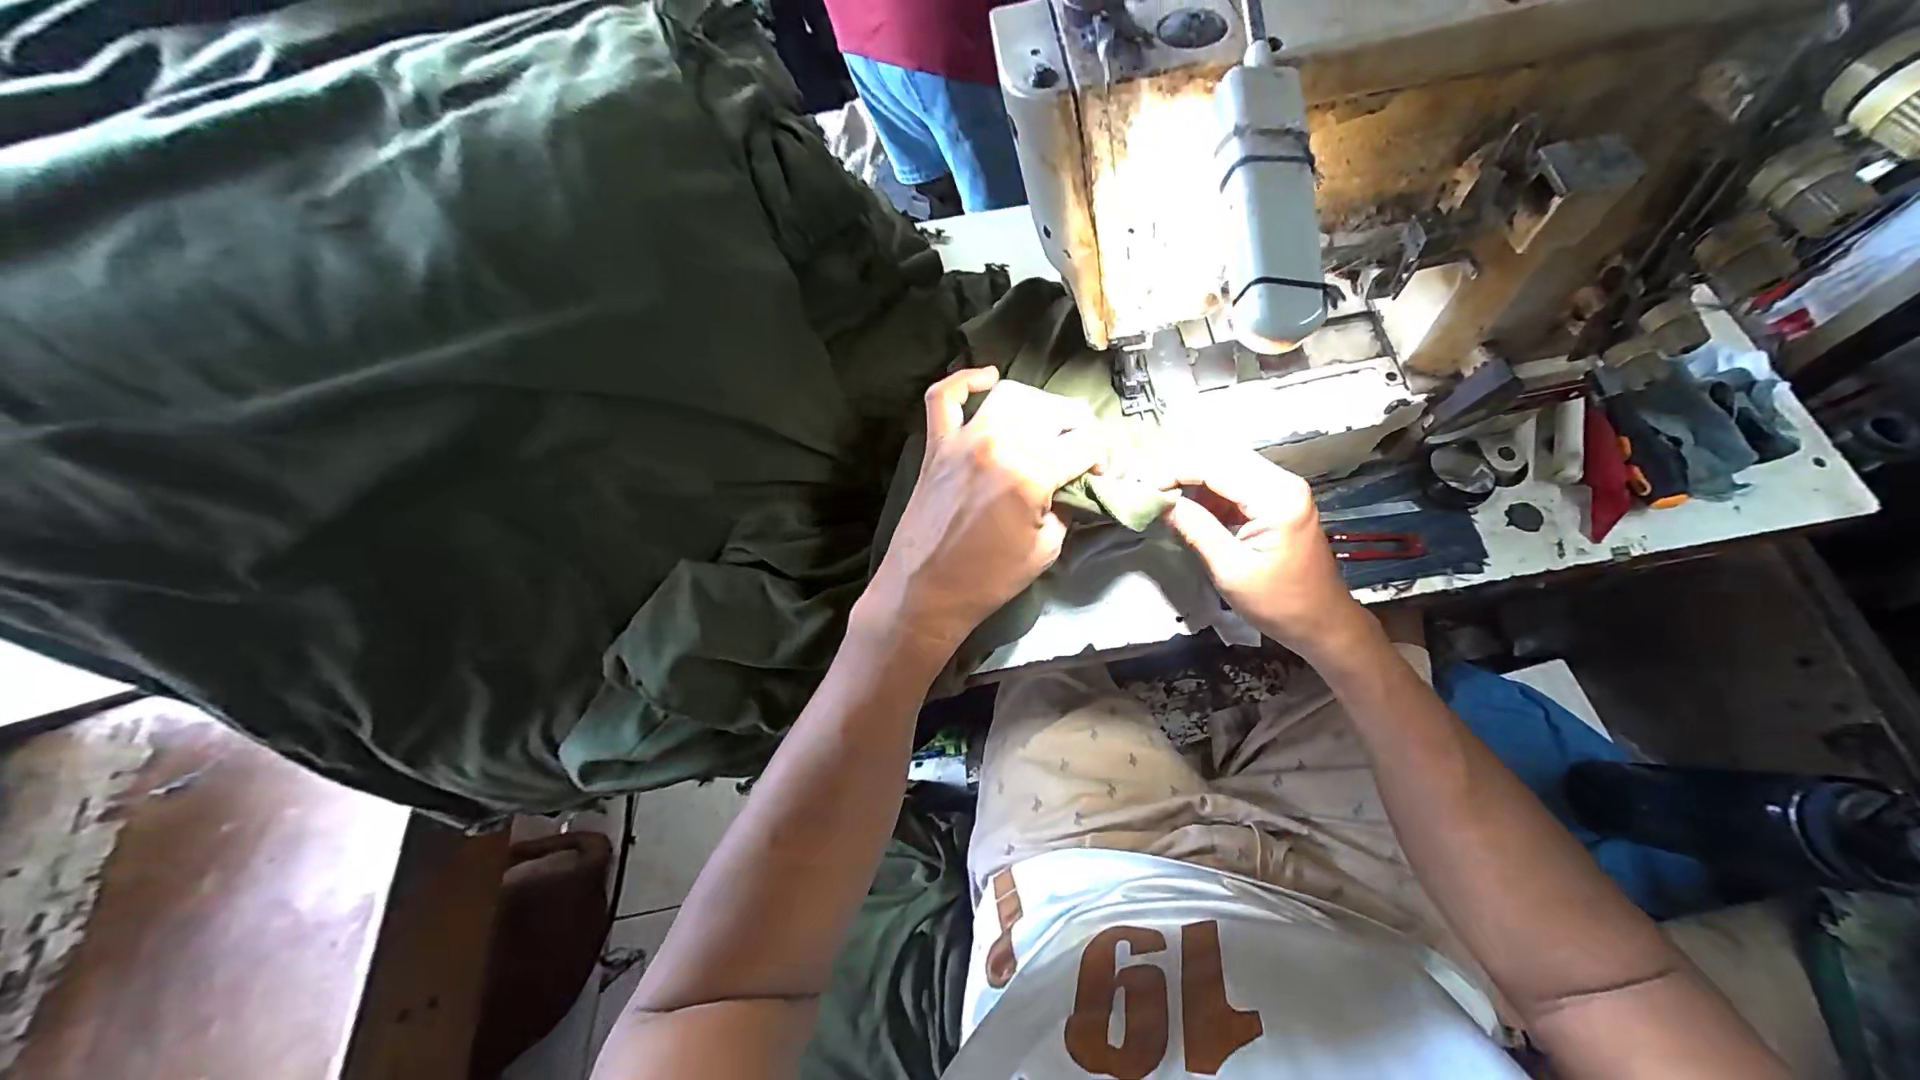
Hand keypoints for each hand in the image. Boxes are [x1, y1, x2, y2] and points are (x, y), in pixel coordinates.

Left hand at [859, 368, 1103, 657]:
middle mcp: (998, 444)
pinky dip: (965, 381)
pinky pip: (945, 397)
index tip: (1099, 475)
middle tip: (1080, 454)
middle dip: (1078, 430)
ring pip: (1010, 397)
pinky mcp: (937, 445)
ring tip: (1048, 429)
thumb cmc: (987, 579)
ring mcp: (963, 440)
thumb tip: (1077, 486)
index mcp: (1031, 472)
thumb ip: (1068, 508)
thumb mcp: (1046, 549)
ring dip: (1038, 407)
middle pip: (1053, 413)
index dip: (1101, 458)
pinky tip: (987, 378)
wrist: (924, 591)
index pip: (1085, 444)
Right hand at [1163, 446, 1373, 658]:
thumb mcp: (1230, 569)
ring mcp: (1284, 490)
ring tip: (1167, 502)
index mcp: (1277, 498)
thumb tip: (1159, 502)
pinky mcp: (1278, 500)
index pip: (1216, 467)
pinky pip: (1237, 484)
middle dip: (1184, 472)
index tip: (1145, 490)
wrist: (1322, 622)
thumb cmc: (1278, 603)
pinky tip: (1193, 512)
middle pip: (1223, 459)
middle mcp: (1284, 483)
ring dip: (1196, 482)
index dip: (1176, 473)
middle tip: (1151, 492)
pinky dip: (1211, 494)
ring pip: (1228, 468)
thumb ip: (1195, 529)